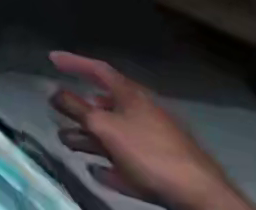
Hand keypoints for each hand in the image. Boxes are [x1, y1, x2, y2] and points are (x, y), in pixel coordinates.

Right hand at [48, 51, 255, 209]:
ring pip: (113, 136)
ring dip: (87, 138)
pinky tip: (98, 171)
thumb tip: (55, 92)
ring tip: (69, 145)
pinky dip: (111, 164)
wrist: (204, 201)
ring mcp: (157, 144)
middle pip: (104, 107)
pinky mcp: (163, 170)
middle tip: (56, 113)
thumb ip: (74, 106)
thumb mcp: (102, 124)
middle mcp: (145, 116)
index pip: (100, 70)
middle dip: (77, 111)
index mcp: (134, 98)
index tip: (50, 59)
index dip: (74, 62)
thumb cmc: (149, 152)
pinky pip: (128, 162)